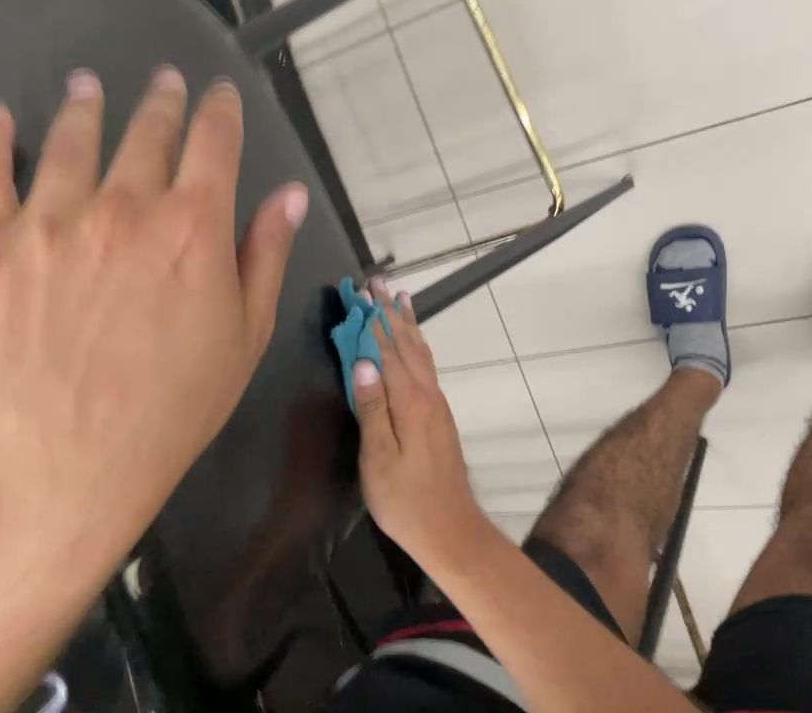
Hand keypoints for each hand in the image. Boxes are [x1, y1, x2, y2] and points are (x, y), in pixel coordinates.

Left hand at [0, 66, 309, 553]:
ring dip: (85, 106)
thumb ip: (265, 255)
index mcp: (194, 224)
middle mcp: (125, 205)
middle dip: (161, 100)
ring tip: (87, 85)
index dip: (221, 109)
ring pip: (72, 141)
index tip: (220, 93)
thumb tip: (289, 194)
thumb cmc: (174, 405)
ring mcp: (53, 220)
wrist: (68, 462)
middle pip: (147, 131)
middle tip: (163, 80)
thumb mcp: (245, 334)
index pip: (214, 141)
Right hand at [352, 284, 490, 562]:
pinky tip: (414, 340)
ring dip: (407, 323)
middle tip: (377, 282)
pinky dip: (417, 344)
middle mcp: (426, 394)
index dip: (371, 321)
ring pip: (420, 352)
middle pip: (405, 344)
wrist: (451, 530)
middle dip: (389, 312)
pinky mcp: (439, 414)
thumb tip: (362, 361)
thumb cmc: (405, 500)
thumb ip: (371, 408)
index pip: (385, 350)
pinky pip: (425, 365)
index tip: (359, 291)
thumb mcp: (378, 459)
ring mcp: (436, 403)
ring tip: (399, 297)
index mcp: (408, 401)